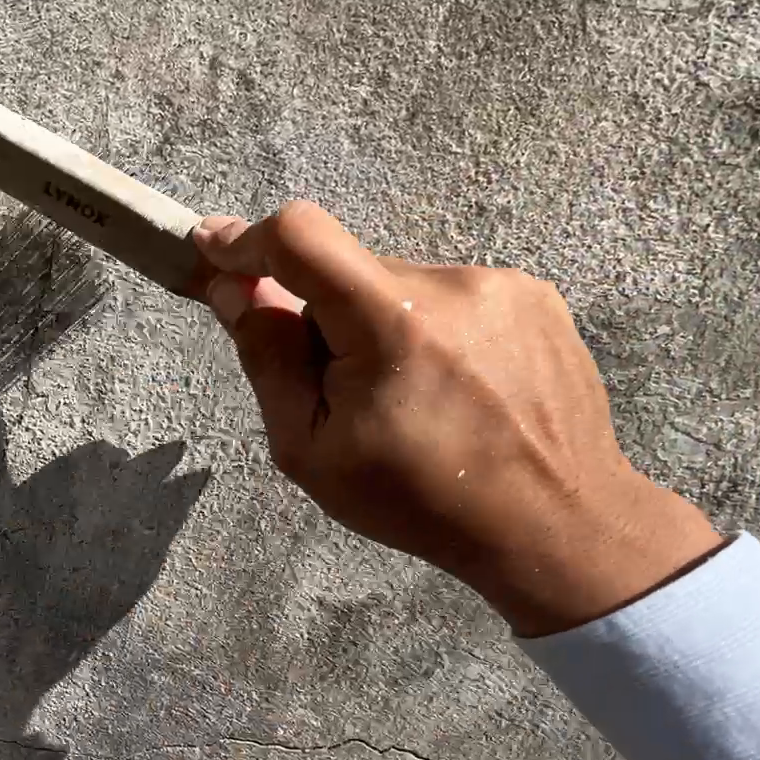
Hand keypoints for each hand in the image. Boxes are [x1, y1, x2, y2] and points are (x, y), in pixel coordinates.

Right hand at [191, 201, 722, 636]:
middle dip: (312, 314)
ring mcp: (503, 284)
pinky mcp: (533, 294)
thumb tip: (232, 290)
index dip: (244, 239)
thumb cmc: (413, 498)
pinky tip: (436, 387)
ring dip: (364, 324)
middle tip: (323, 387)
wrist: (552, 520)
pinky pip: (438, 294)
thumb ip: (267, 359)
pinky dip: (412, 327)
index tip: (208, 246)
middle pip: (341, 270)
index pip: (301, 239)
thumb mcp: (307, 448)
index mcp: (393, 325)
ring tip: (393, 397)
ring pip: (389, 284)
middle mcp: (454, 284)